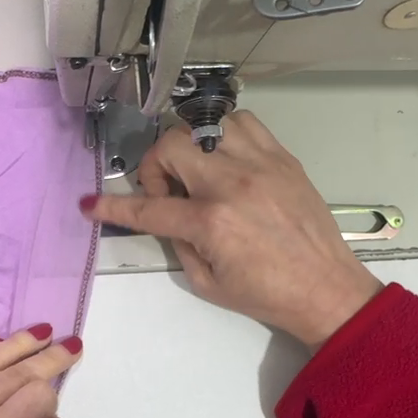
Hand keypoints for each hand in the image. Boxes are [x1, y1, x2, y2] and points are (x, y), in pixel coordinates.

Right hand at [88, 111, 381, 348]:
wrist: (325, 287)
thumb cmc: (264, 295)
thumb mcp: (206, 282)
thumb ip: (179, 244)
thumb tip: (166, 217)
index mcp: (211, 223)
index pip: (148, 208)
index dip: (114, 206)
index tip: (92, 204)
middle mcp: (233, 183)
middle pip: (171, 146)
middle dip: (155, 167)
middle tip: (166, 192)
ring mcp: (261, 164)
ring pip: (206, 123)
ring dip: (191, 145)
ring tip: (199, 172)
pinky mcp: (283, 157)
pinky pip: (243, 123)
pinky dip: (223, 135)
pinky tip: (226, 160)